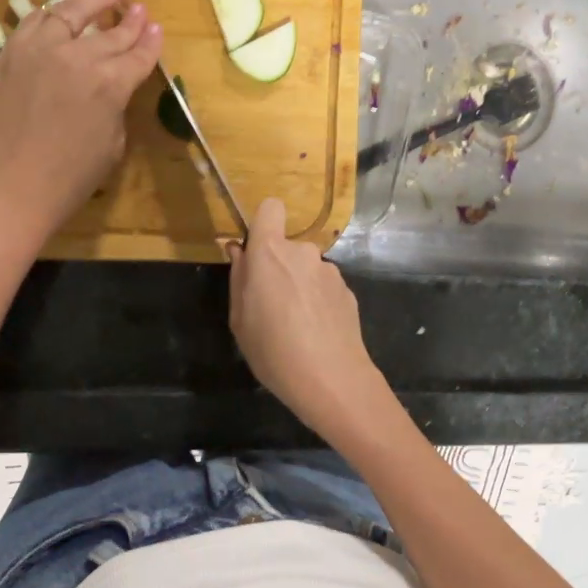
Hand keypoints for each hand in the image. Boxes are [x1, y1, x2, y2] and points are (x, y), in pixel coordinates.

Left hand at [0, 0, 162, 242]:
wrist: (12, 189)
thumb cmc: (69, 182)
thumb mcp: (110, 148)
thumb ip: (115, 109)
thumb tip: (113, 90)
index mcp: (110, 85)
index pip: (137, 57)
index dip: (150, 44)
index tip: (158, 31)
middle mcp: (78, 57)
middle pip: (110, 34)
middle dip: (129, 22)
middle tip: (139, 11)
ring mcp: (40, 49)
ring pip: (71, 14)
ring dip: (92, 1)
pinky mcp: (11, 52)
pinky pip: (35, 22)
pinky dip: (53, 14)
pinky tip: (60, 12)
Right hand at [228, 198, 392, 440]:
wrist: (331, 379)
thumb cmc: (273, 351)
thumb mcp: (240, 320)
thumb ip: (239, 278)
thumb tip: (239, 250)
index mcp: (270, 253)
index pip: (270, 209)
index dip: (263, 224)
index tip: (257, 252)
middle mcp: (303, 252)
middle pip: (288, 247)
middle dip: (279, 268)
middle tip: (271, 307)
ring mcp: (330, 271)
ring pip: (308, 270)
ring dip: (301, 287)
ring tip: (297, 326)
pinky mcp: (348, 291)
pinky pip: (324, 289)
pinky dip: (319, 303)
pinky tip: (317, 333)